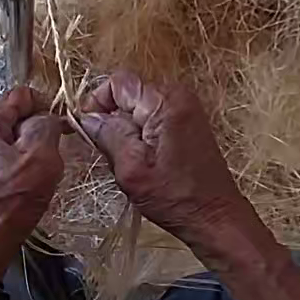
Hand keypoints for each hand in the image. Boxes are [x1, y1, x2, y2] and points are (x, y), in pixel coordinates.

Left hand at [0, 86, 63, 281]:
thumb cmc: (11, 201)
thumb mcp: (40, 156)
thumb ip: (47, 124)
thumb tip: (48, 117)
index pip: (24, 95)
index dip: (47, 108)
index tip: (61, 129)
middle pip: (17, 115)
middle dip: (38, 131)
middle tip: (49, 155)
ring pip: (14, 137)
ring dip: (31, 150)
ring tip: (37, 172)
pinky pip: (6, 154)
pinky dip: (20, 163)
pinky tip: (25, 181)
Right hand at [76, 70, 259, 254]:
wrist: (213, 216)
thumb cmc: (174, 197)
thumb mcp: (131, 169)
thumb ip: (108, 136)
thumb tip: (86, 117)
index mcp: (165, 103)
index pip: (118, 82)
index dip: (96, 102)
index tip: (89, 130)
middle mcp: (178, 96)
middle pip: (128, 93)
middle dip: (111, 118)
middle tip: (109, 151)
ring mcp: (186, 108)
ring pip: (137, 107)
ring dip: (124, 129)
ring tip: (126, 159)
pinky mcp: (188, 122)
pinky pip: (151, 117)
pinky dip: (139, 134)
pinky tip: (142, 159)